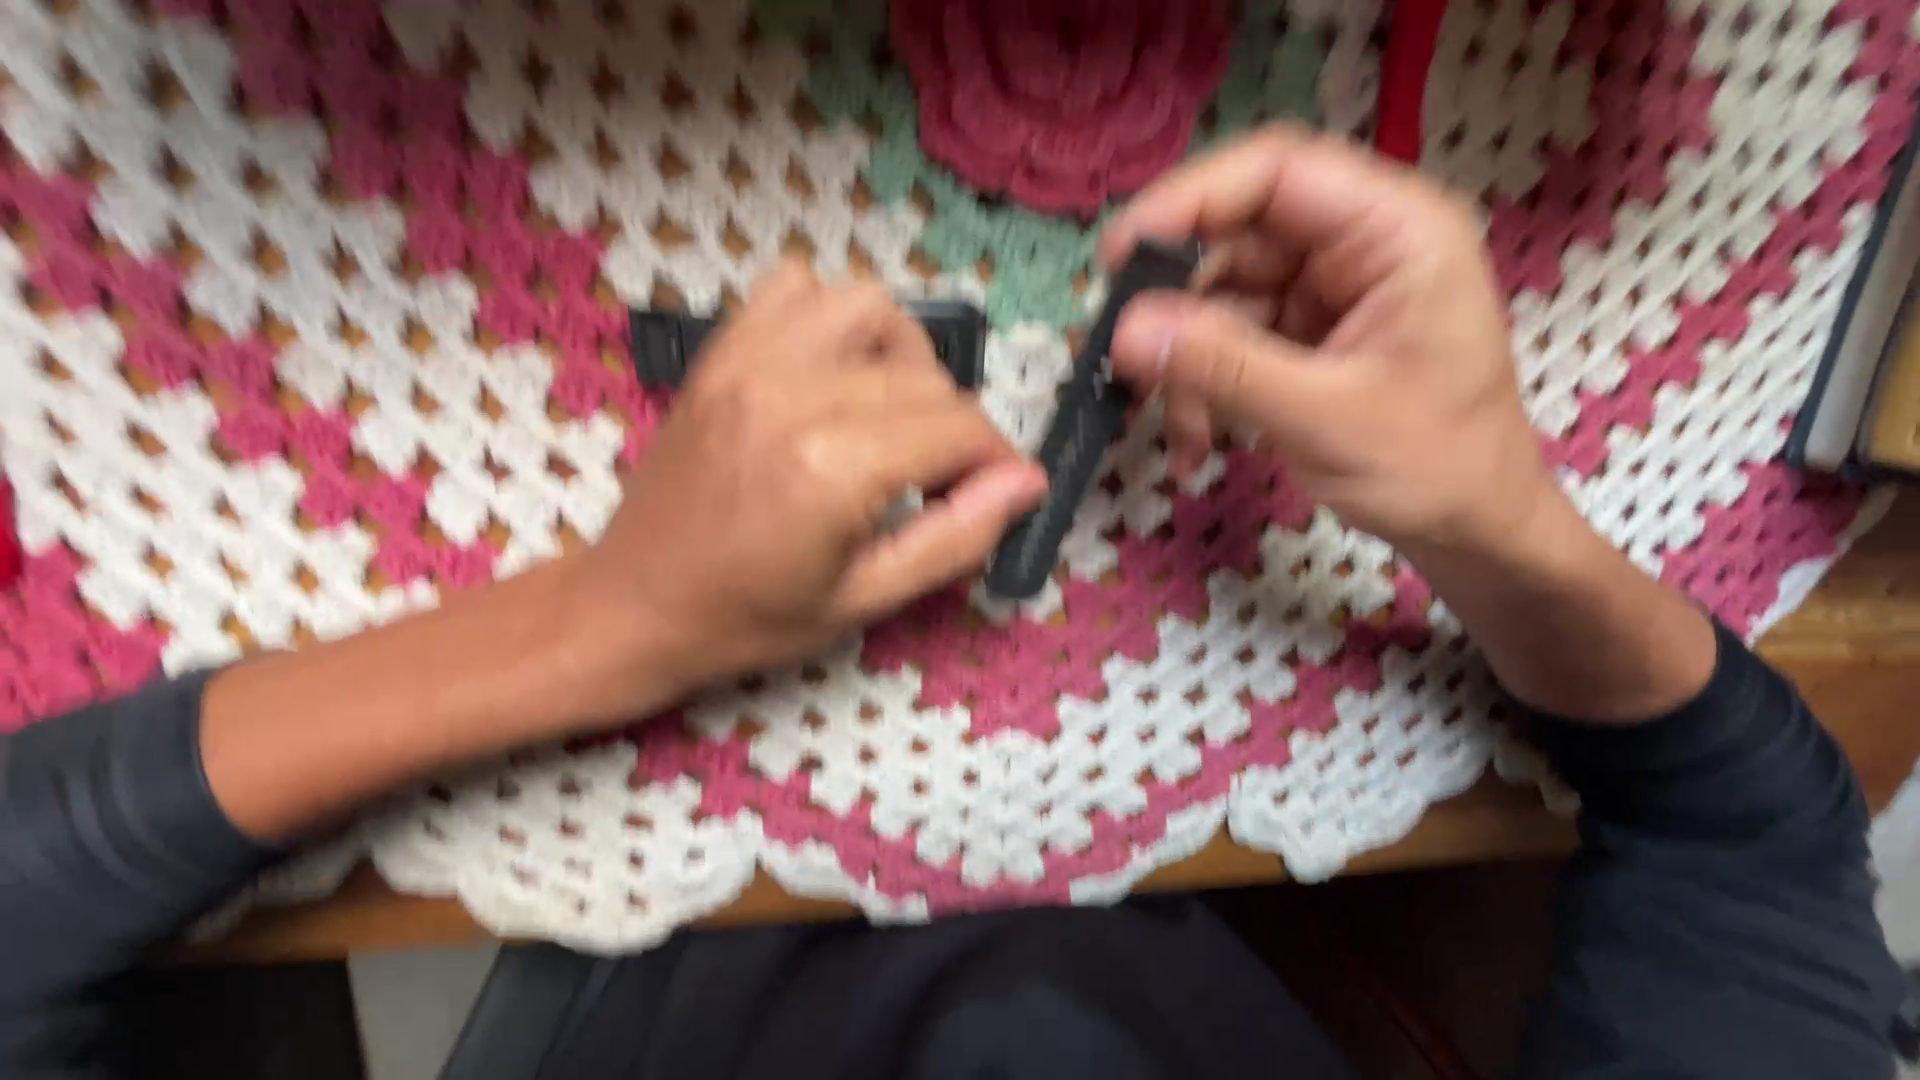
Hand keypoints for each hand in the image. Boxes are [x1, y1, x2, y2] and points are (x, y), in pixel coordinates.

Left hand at [575, 262, 1047, 699]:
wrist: (634, 604)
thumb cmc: (751, 619)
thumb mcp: (868, 600)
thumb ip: (957, 537)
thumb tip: (1026, 482)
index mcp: (832, 467)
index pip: (957, 427)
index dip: (997, 457)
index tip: (1002, 487)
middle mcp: (794, 393)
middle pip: (924, 377)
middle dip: (957, 426)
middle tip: (943, 477)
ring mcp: (749, 362)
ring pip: (869, 308)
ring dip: (903, 357)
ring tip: (895, 414)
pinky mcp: (721, 353)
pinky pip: (793, 289)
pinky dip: (830, 318)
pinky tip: (833, 373)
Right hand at [1098, 126, 1713, 722]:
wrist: (1469, 529)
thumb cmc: (1432, 466)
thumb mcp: (1323, 417)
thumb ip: (1223, 368)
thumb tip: (1124, 332)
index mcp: (1392, 231)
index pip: (1274, 173)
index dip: (1188, 202)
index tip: (1118, 259)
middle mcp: (1352, 248)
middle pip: (1232, 242)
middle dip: (1174, 308)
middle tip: (1121, 361)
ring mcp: (1322, 295)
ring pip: (1217, 303)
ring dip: (1183, 369)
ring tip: (1176, 434)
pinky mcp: (1298, 339)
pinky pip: (1224, 346)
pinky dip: (1199, 393)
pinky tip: (1196, 446)